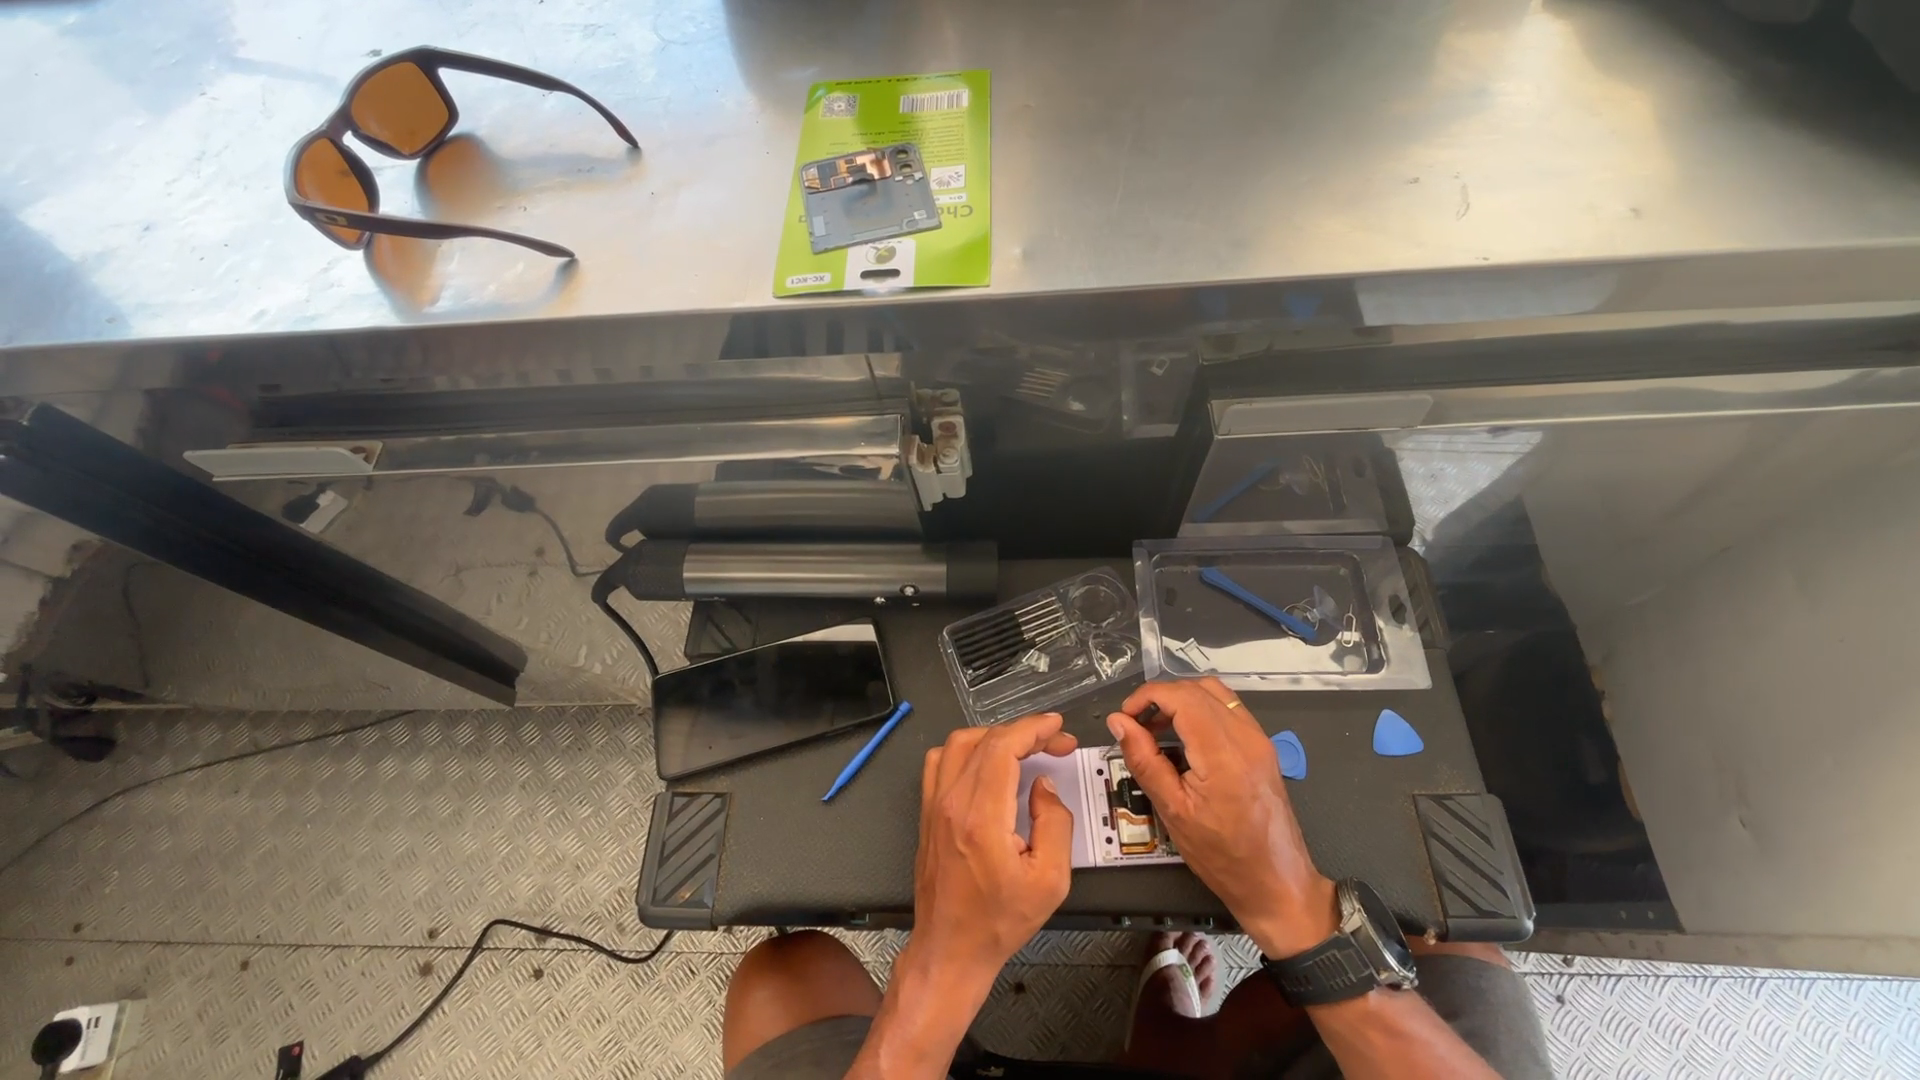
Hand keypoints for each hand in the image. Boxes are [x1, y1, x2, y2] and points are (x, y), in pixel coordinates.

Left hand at [912, 712, 1078, 975]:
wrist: (950, 950)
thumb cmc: (999, 922)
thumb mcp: (1049, 880)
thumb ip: (1054, 824)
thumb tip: (1045, 786)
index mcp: (981, 818)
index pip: (1002, 747)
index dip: (1033, 729)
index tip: (1056, 728)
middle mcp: (950, 803)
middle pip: (982, 739)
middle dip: (1022, 732)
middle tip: (1053, 743)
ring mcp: (933, 806)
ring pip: (956, 744)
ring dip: (992, 736)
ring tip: (1023, 749)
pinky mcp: (926, 813)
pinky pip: (940, 762)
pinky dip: (967, 751)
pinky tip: (988, 765)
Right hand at [1107, 678, 1336, 958]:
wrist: (1276, 882)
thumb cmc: (1221, 855)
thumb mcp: (1172, 810)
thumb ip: (1143, 759)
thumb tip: (1119, 722)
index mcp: (1222, 751)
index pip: (1180, 696)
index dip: (1146, 696)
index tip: (1125, 718)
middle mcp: (1246, 736)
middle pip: (1196, 688)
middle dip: (1161, 697)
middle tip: (1136, 725)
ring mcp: (1259, 739)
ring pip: (1216, 693)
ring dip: (1182, 700)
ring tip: (1158, 729)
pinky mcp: (1264, 748)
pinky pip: (1230, 710)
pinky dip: (1202, 710)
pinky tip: (1185, 738)